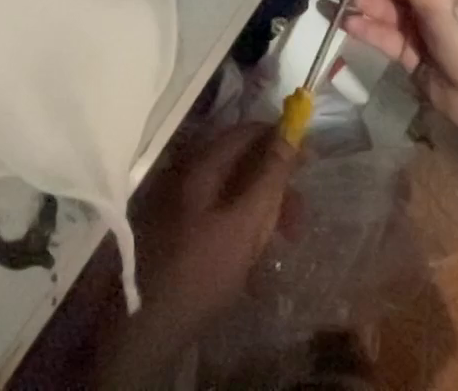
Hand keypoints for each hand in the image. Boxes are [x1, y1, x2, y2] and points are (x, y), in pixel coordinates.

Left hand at [131, 122, 300, 339]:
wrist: (148, 326)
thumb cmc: (201, 270)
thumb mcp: (245, 223)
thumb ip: (268, 178)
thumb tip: (287, 134)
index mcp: (201, 166)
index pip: (246, 133)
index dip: (280, 140)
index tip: (309, 162)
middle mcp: (187, 175)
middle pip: (242, 163)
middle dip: (276, 185)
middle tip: (298, 219)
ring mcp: (180, 202)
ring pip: (233, 192)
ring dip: (263, 210)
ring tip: (282, 243)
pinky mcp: (180, 230)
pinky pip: (221, 214)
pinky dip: (243, 226)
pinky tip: (255, 259)